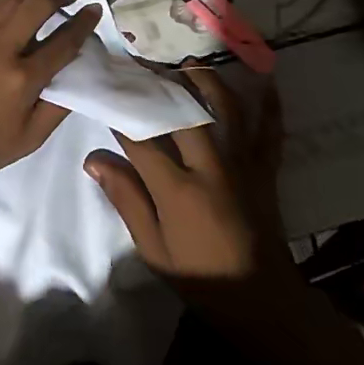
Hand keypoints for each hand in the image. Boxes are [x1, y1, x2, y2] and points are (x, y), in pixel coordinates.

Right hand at [86, 70, 304, 320]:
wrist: (259, 298)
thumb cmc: (198, 277)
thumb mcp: (152, 247)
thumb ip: (126, 199)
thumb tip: (93, 159)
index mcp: (178, 190)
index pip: (142, 140)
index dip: (123, 116)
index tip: (109, 95)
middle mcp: (211, 168)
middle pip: (185, 114)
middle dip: (162, 88)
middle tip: (145, 70)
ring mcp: (243, 165)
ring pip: (228, 111)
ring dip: (209, 83)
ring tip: (191, 65)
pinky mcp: (266, 169)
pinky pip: (270, 131)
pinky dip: (270, 106)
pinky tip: (267, 82)